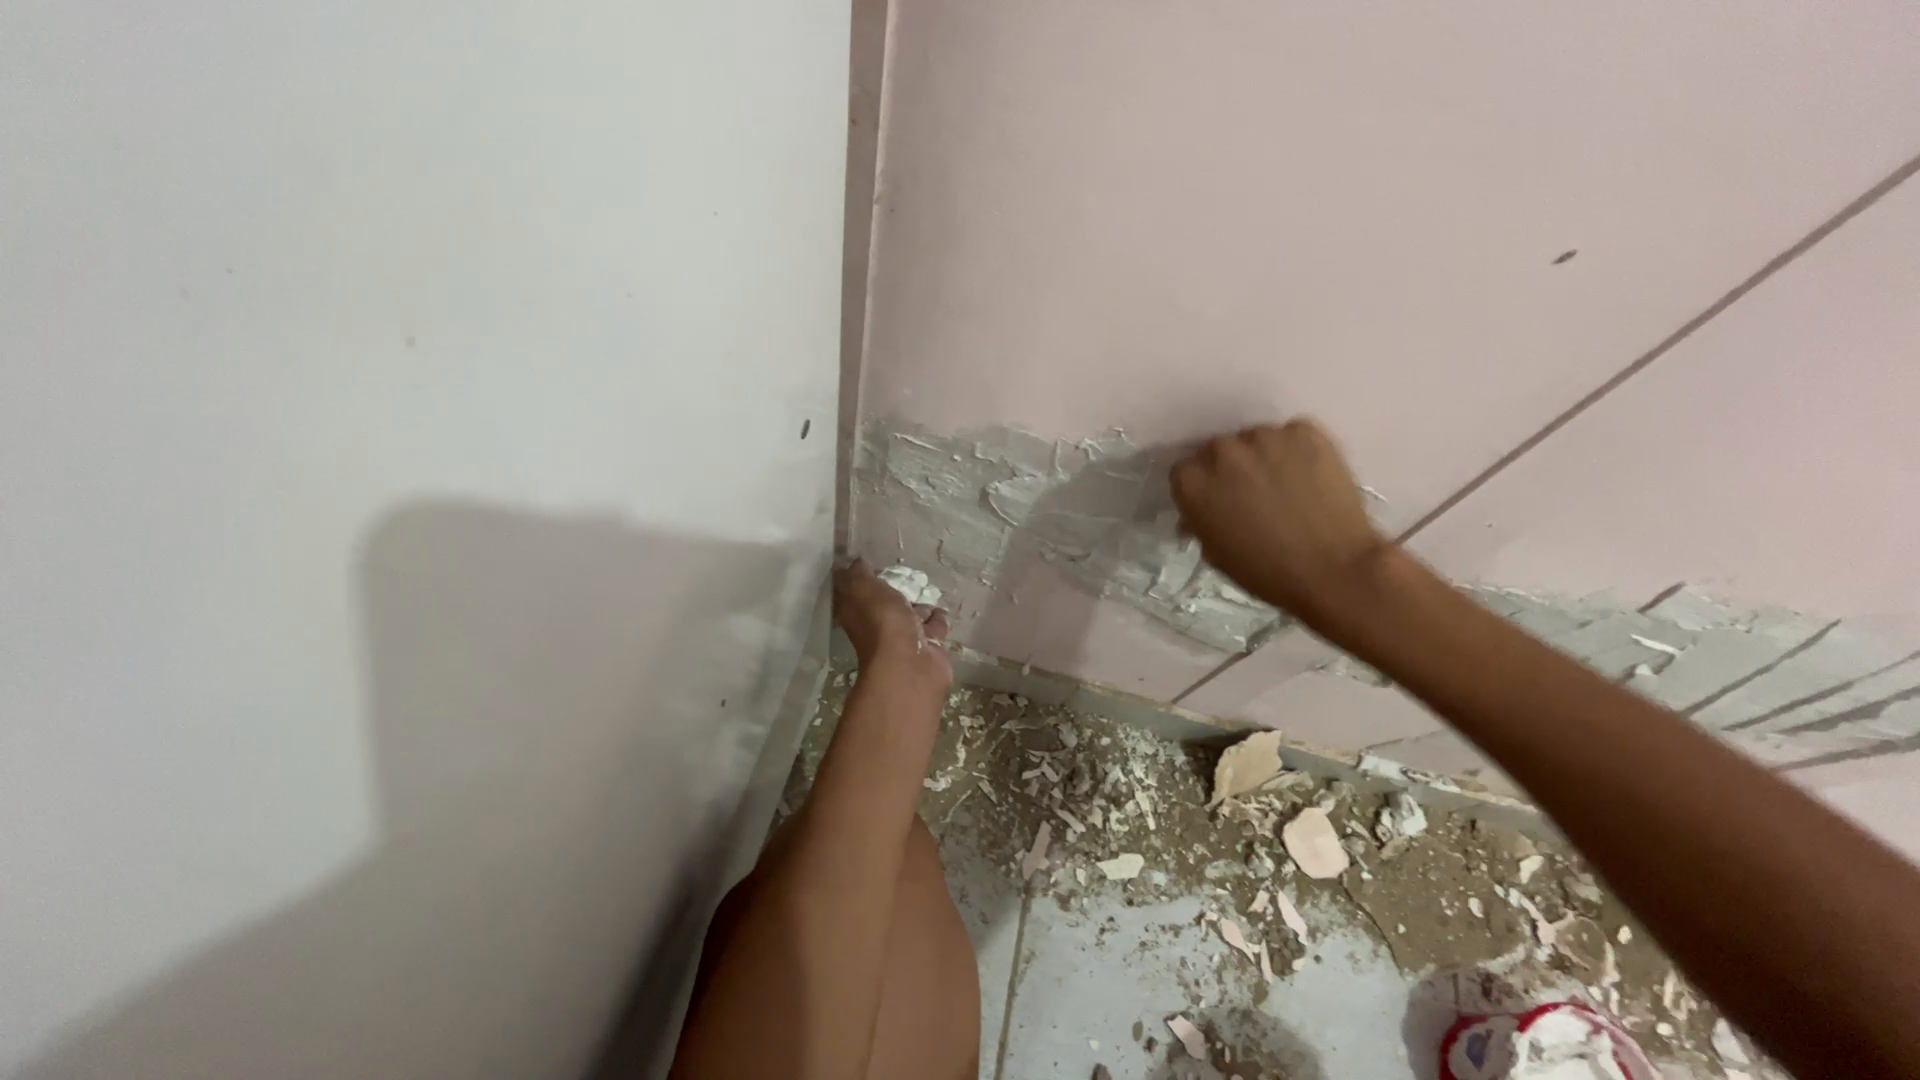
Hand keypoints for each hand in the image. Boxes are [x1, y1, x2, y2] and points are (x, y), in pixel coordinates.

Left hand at [833, 560, 951, 689]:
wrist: (910, 664)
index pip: (859, 591)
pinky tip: (941, 607)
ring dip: (920, 603)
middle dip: (898, 589)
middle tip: (910, 573)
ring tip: (928, 587)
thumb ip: (859, 573)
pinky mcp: (929, 646)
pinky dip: (938, 617)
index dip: (866, 578)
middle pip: (888, 603)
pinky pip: (935, 627)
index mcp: (859, 612)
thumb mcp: (863, 588)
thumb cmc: (882, 622)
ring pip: (913, 614)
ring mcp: (906, 638)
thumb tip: (856, 562)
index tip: (878, 564)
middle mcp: (879, 625)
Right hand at [1170, 419, 1389, 624]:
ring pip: (1257, 440)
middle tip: (1252, 493)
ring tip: (1285, 484)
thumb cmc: (1265, 571)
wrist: (1332, 569)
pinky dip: (1297, 451)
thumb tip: (1203, 510)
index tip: (1218, 502)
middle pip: (1220, 450)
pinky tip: (1309, 476)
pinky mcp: (1304, 431)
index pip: (1186, 472)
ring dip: (1264, 457)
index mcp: (1192, 481)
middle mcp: (1222, 450)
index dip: (1204, 487)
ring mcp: (1264, 436)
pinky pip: (1293, 435)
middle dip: (1231, 468)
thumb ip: (1201, 520)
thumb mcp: (1215, 552)